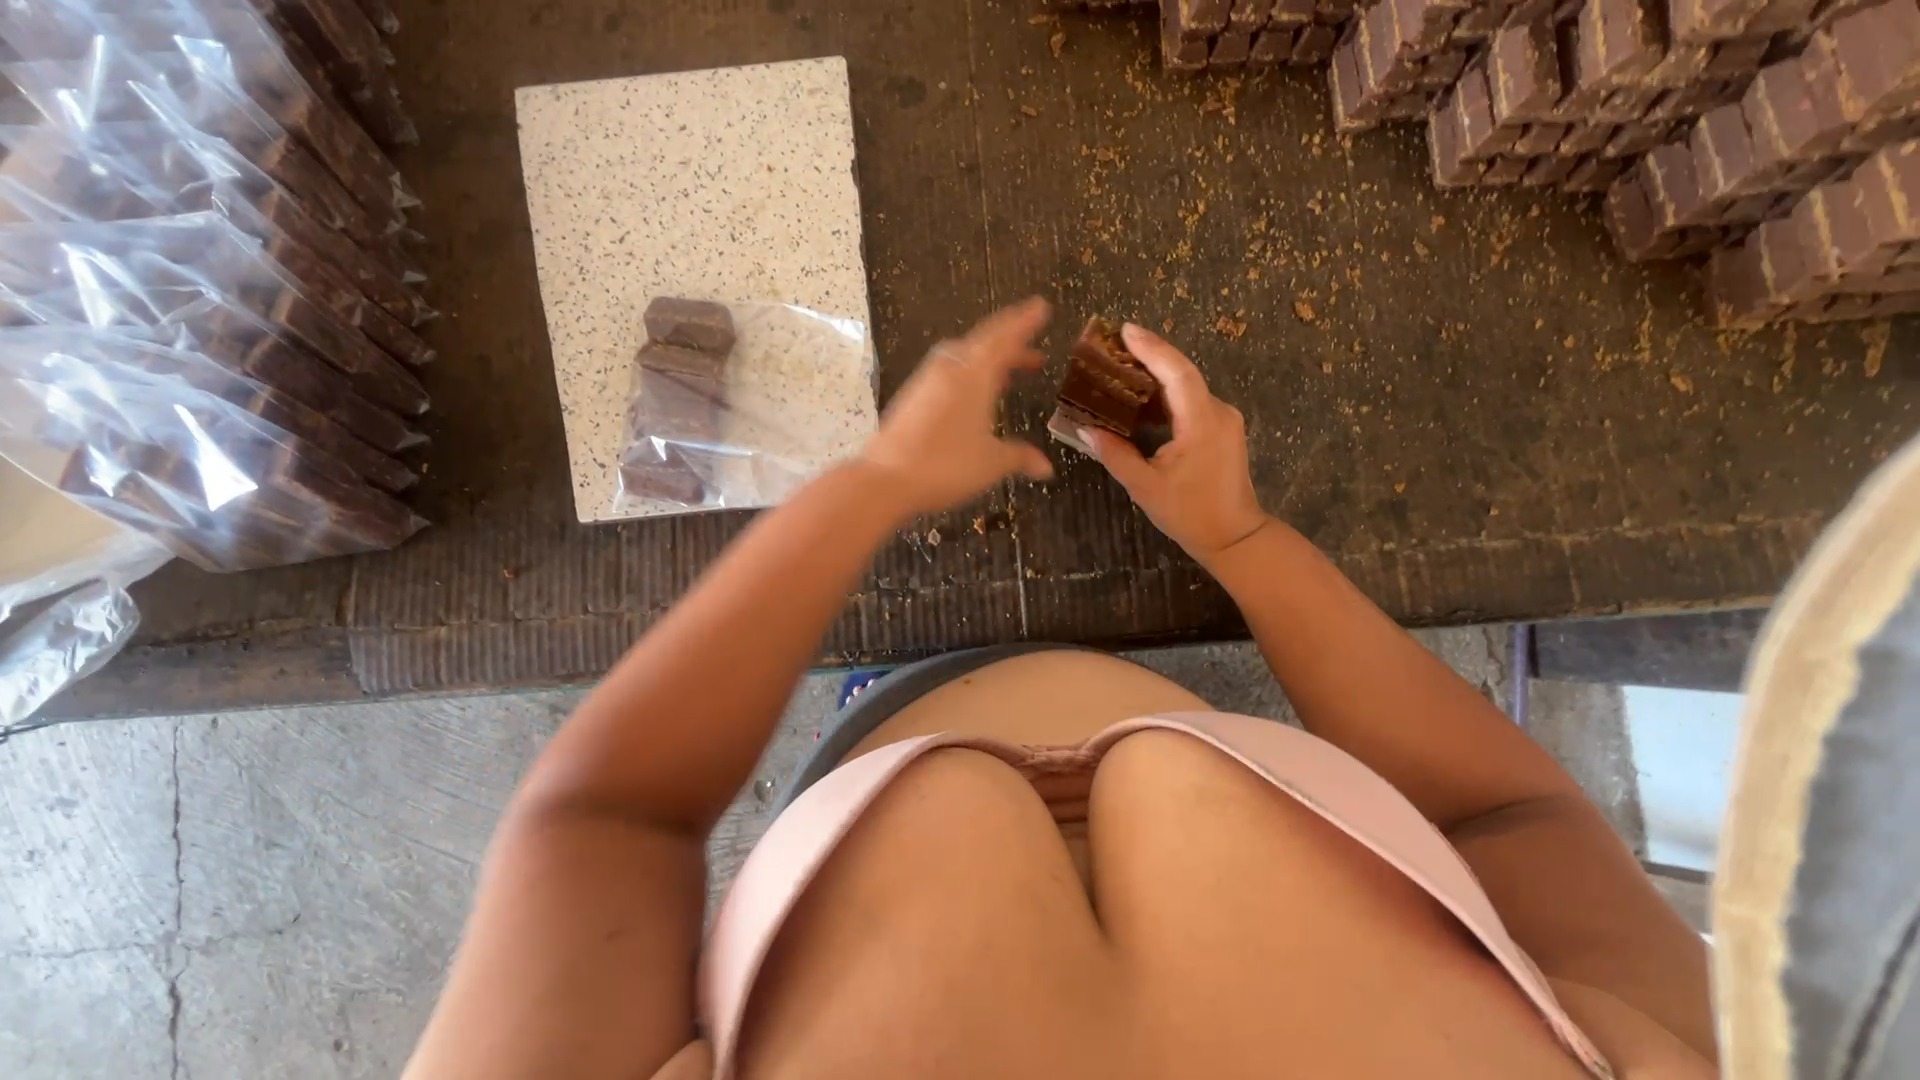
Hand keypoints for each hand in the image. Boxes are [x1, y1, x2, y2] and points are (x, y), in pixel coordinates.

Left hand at [857, 297, 1054, 518]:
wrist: (886, 478)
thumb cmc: (945, 465)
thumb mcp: (991, 462)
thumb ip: (1020, 457)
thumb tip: (1045, 466)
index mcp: (974, 375)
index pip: (1003, 337)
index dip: (1023, 322)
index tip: (1040, 307)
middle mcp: (950, 370)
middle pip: (983, 344)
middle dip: (1010, 345)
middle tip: (1033, 354)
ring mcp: (927, 382)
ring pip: (963, 358)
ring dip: (987, 361)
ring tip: (1007, 374)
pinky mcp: (913, 398)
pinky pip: (948, 374)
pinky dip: (968, 376)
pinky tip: (974, 397)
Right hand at [1079, 324, 1268, 563]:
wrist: (1234, 537)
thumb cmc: (1189, 514)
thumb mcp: (1145, 487)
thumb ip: (1116, 455)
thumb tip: (1087, 430)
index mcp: (1201, 423)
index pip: (1178, 373)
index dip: (1152, 349)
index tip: (1125, 330)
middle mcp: (1218, 413)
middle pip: (1182, 373)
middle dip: (1150, 354)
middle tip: (1115, 343)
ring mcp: (1223, 420)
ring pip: (1187, 386)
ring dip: (1156, 374)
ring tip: (1121, 366)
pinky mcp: (1222, 429)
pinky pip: (1191, 401)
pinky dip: (1166, 394)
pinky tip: (1141, 398)